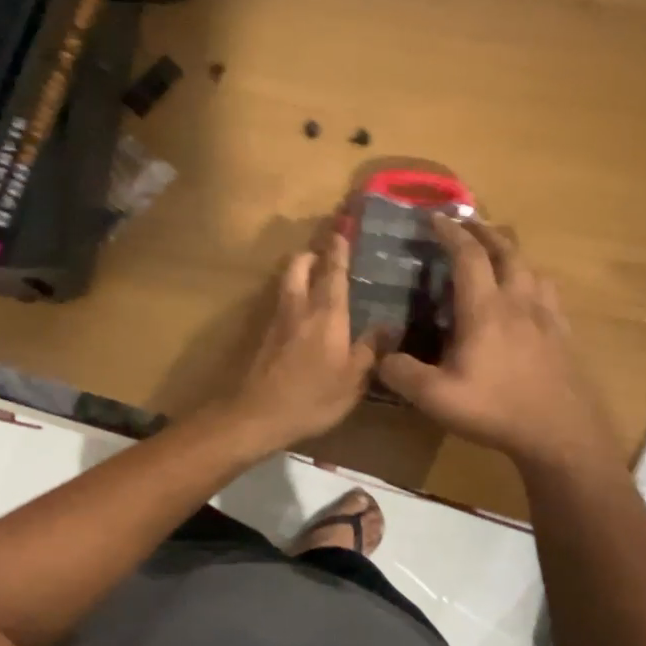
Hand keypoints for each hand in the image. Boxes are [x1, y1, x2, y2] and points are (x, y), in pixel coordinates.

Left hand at [220, 235, 384, 451]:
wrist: (256, 414)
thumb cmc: (311, 398)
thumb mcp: (353, 379)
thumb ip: (370, 349)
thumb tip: (389, 324)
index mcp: (326, 314)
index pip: (333, 272)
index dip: (338, 250)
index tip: (342, 231)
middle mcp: (298, 309)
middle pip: (298, 268)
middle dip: (311, 255)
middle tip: (326, 253)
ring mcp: (277, 322)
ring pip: (286, 284)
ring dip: (299, 273)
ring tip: (317, 277)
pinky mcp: (265, 337)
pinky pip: (281, 304)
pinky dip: (293, 296)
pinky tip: (305, 312)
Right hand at [378, 217, 616, 465]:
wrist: (563, 437)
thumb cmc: (495, 410)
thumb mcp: (433, 396)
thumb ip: (399, 372)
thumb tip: (380, 356)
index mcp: (486, 311)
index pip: (469, 257)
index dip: (450, 233)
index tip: (433, 218)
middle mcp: (519, 304)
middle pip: (507, 251)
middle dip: (484, 231)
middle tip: (464, 223)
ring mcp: (547, 318)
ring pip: (532, 269)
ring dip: (511, 253)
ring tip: (494, 256)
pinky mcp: (562, 336)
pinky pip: (547, 293)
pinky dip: (530, 280)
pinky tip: (523, 297)